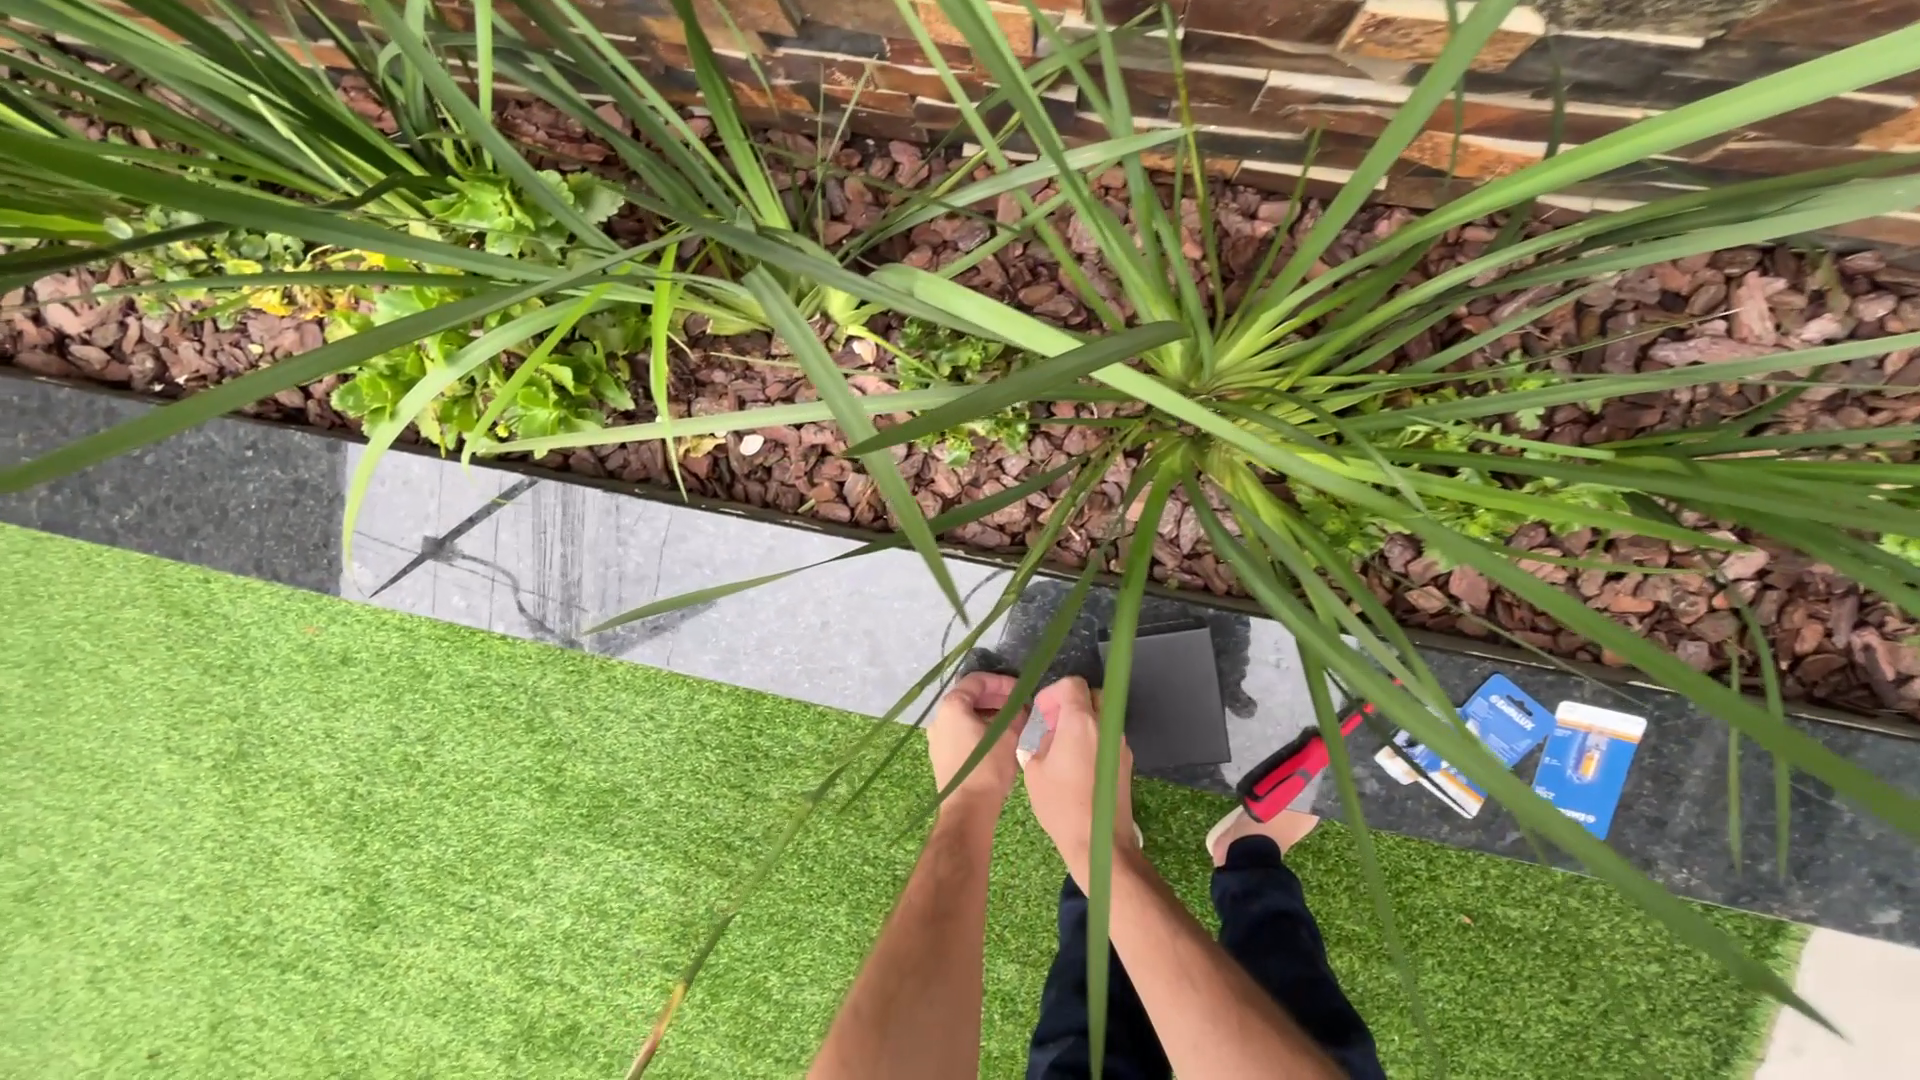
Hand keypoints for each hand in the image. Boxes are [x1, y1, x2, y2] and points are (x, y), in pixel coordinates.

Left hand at [928, 672, 1027, 820]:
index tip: (1019, 690)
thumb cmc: (987, 767)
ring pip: (965, 716)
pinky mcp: (941, 755)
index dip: (1001, 682)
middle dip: (996, 698)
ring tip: (1012, 722)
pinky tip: (999, 739)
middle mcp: (939, 718)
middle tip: (1018, 704)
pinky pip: (961, 732)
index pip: (976, 680)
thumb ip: (1015, 714)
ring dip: (989, 714)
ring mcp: (937, 738)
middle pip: (969, 697)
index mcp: (951, 707)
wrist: (968, 809)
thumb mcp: (1007, 735)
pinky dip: (980, 729)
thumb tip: (1020, 706)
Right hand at [1021, 677, 1135, 888]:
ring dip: (1082, 723)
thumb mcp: (1035, 772)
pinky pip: (1108, 738)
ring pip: (1101, 718)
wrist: (1098, 842)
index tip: (1042, 712)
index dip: (1053, 693)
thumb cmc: (1061, 805)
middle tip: (1052, 725)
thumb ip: (1040, 744)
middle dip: (1070, 705)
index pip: (1073, 685)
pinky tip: (1077, 766)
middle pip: (1091, 696)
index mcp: (1081, 722)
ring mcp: (1121, 744)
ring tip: (1062, 748)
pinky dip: (1093, 741)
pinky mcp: (1127, 763)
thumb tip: (1048, 737)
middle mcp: (1106, 726)